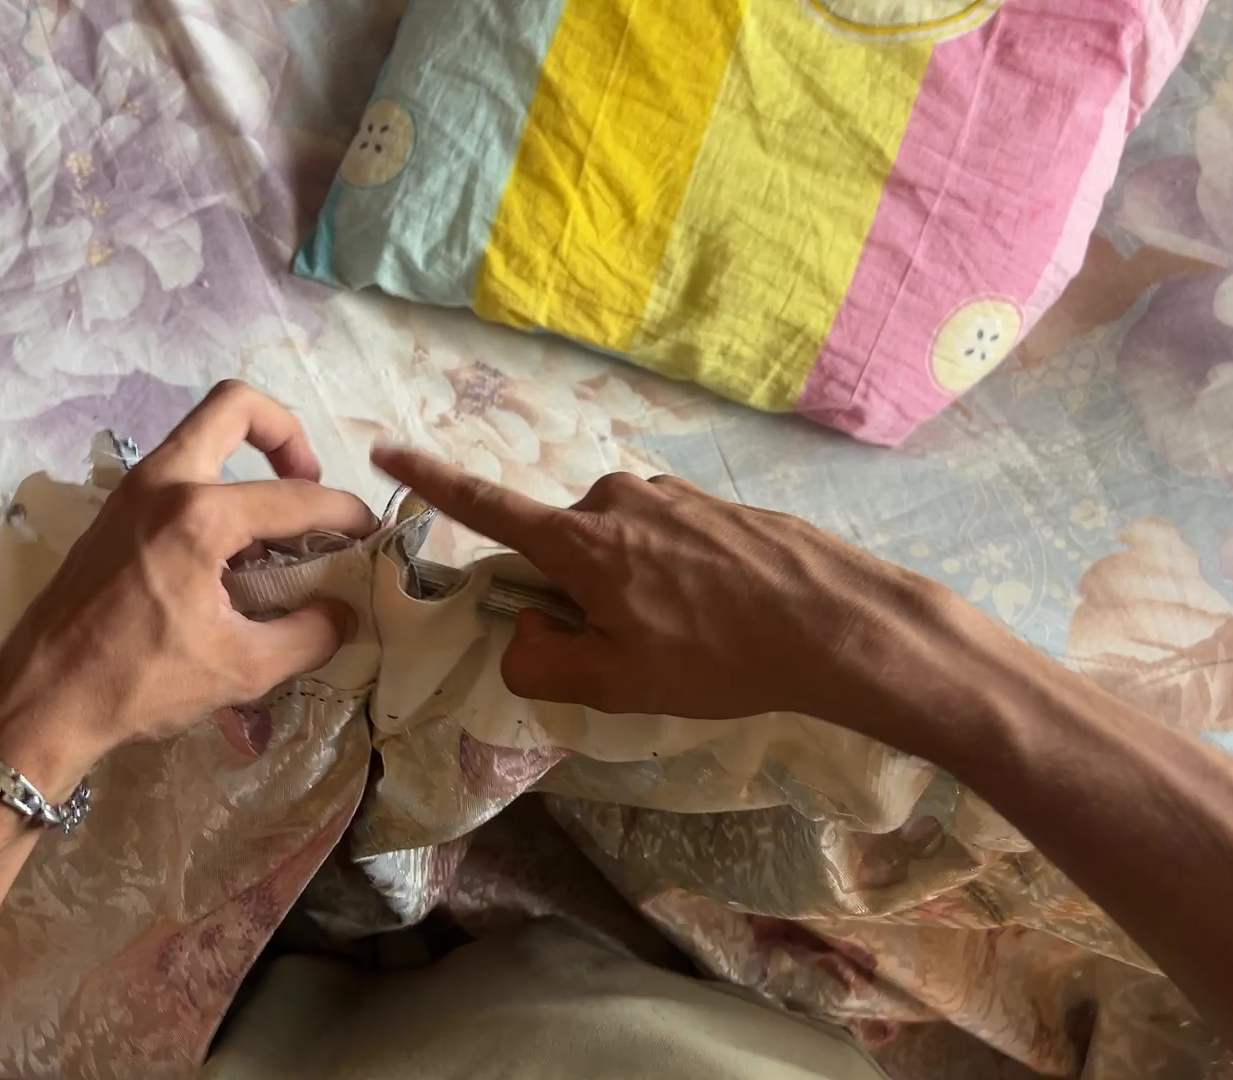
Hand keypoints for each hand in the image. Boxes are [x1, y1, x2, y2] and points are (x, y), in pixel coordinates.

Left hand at [0, 383, 375, 790]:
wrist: (40, 696)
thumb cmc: (138, 681)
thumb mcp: (240, 668)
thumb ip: (308, 636)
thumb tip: (342, 613)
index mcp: (198, 515)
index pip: (296, 497)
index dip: (344, 512)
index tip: (366, 533)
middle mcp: (163, 481)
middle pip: (235, 406)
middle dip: (286, 433)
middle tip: (307, 484)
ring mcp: (131, 490)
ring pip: (201, 434)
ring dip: (248, 459)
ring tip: (274, 523)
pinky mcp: (114, 511)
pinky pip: (178, 470)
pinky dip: (216, 486)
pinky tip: (229, 552)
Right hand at [372, 447, 947, 728]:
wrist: (846, 626)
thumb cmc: (719, 657)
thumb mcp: (616, 683)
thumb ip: (543, 663)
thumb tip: (528, 633)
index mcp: (577, 539)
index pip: (483, 505)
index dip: (429, 480)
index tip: (385, 451)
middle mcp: (611, 498)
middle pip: (557, 544)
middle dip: (571, 588)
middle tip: (629, 639)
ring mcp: (664, 493)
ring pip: (610, 541)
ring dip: (622, 581)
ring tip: (684, 625)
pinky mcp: (707, 500)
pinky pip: (657, 533)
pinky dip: (664, 568)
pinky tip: (716, 605)